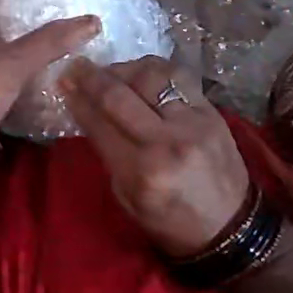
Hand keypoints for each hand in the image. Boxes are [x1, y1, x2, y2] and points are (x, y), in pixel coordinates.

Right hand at [59, 55, 251, 256]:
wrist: (229, 226)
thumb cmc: (170, 221)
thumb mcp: (127, 199)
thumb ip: (108, 157)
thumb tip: (89, 116)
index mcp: (140, 172)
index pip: (99, 124)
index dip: (77, 100)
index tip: (62, 83)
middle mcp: (166, 143)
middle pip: (119, 96)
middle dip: (91, 78)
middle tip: (76, 66)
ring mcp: (193, 123)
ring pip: (151, 77)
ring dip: (124, 69)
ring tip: (111, 70)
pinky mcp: (213, 112)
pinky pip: (180, 77)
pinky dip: (155, 69)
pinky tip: (141, 72)